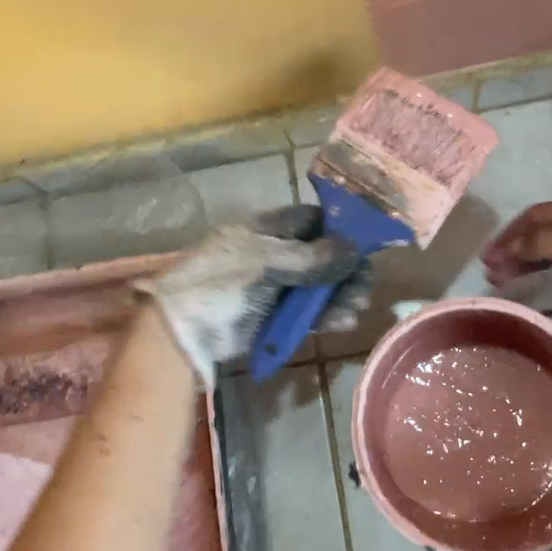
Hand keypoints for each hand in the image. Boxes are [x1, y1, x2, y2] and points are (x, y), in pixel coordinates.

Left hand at [137, 206, 372, 384]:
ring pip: (319, 287)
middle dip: (347, 270)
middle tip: (366, 285)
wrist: (185, 331)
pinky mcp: (275, 318)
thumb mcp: (268, 262)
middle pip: (322, 257)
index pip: (311, 220)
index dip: (339, 228)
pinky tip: (342, 322)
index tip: (365, 243)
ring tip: (356, 309)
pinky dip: (326, 316)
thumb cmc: (223, 283)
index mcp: (266, 229)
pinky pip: (308, 313)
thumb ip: (312, 257)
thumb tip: (355, 248)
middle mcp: (275, 254)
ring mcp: (275, 288)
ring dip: (341, 296)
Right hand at [482, 199, 551, 333]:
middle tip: (491, 272)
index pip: (538, 215)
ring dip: (526, 258)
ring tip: (504, 278)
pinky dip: (544, 266)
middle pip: (544, 228)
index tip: (488, 258)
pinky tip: (535, 278)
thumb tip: (511, 244)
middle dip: (514, 246)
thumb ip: (548, 244)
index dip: (510, 234)